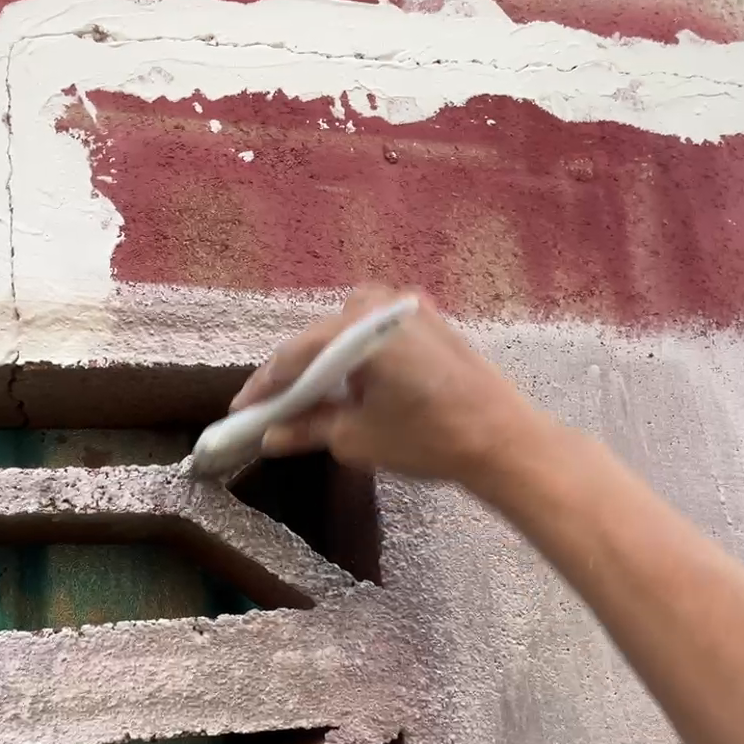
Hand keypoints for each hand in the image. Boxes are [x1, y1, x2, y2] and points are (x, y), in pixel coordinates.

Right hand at [230, 282, 536, 486]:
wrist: (502, 439)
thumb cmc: (426, 439)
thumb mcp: (356, 438)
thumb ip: (307, 429)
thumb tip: (269, 437)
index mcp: (359, 330)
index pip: (295, 357)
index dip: (264, 388)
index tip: (241, 412)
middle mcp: (380, 304)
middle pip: (319, 337)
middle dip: (294, 373)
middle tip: (273, 407)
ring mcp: (408, 306)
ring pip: (345, 328)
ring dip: (324, 359)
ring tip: (312, 396)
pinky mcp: (427, 317)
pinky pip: (374, 327)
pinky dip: (355, 351)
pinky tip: (352, 380)